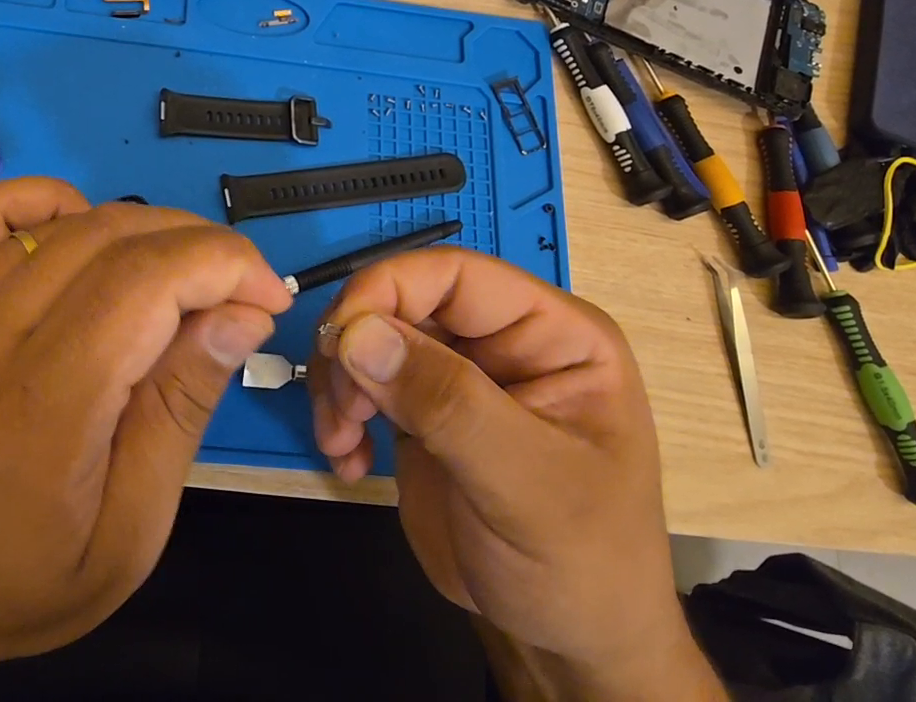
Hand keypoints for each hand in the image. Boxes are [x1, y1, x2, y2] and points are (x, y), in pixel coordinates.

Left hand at [0, 179, 291, 699]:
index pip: (143, 284)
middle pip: (110, 239)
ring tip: (178, 276)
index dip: (222, 266)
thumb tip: (242, 314)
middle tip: (238, 287)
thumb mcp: (127, 534)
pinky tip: (84, 233)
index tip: (267, 294)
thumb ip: (181, 412)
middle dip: (197, 244)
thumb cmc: (16, 580)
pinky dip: (51, 202)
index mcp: (38, 417)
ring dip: (143, 229)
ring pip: (63, 223)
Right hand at [307, 248, 719, 696]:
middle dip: (354, 349)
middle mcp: (500, 341)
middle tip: (340, 411)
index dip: (386, 290)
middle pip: (399, 302)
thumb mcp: (523, 482)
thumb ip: (446, 402)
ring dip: (338, 384)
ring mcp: (457, 375)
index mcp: (551, 333)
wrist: (563, 640)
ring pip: (369, 339)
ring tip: (339, 442)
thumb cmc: (578, 561)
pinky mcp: (420, 412)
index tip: (337, 341)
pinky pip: (359, 383)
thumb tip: (354, 332)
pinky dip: (338, 414)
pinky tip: (347, 460)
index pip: (454, 274)